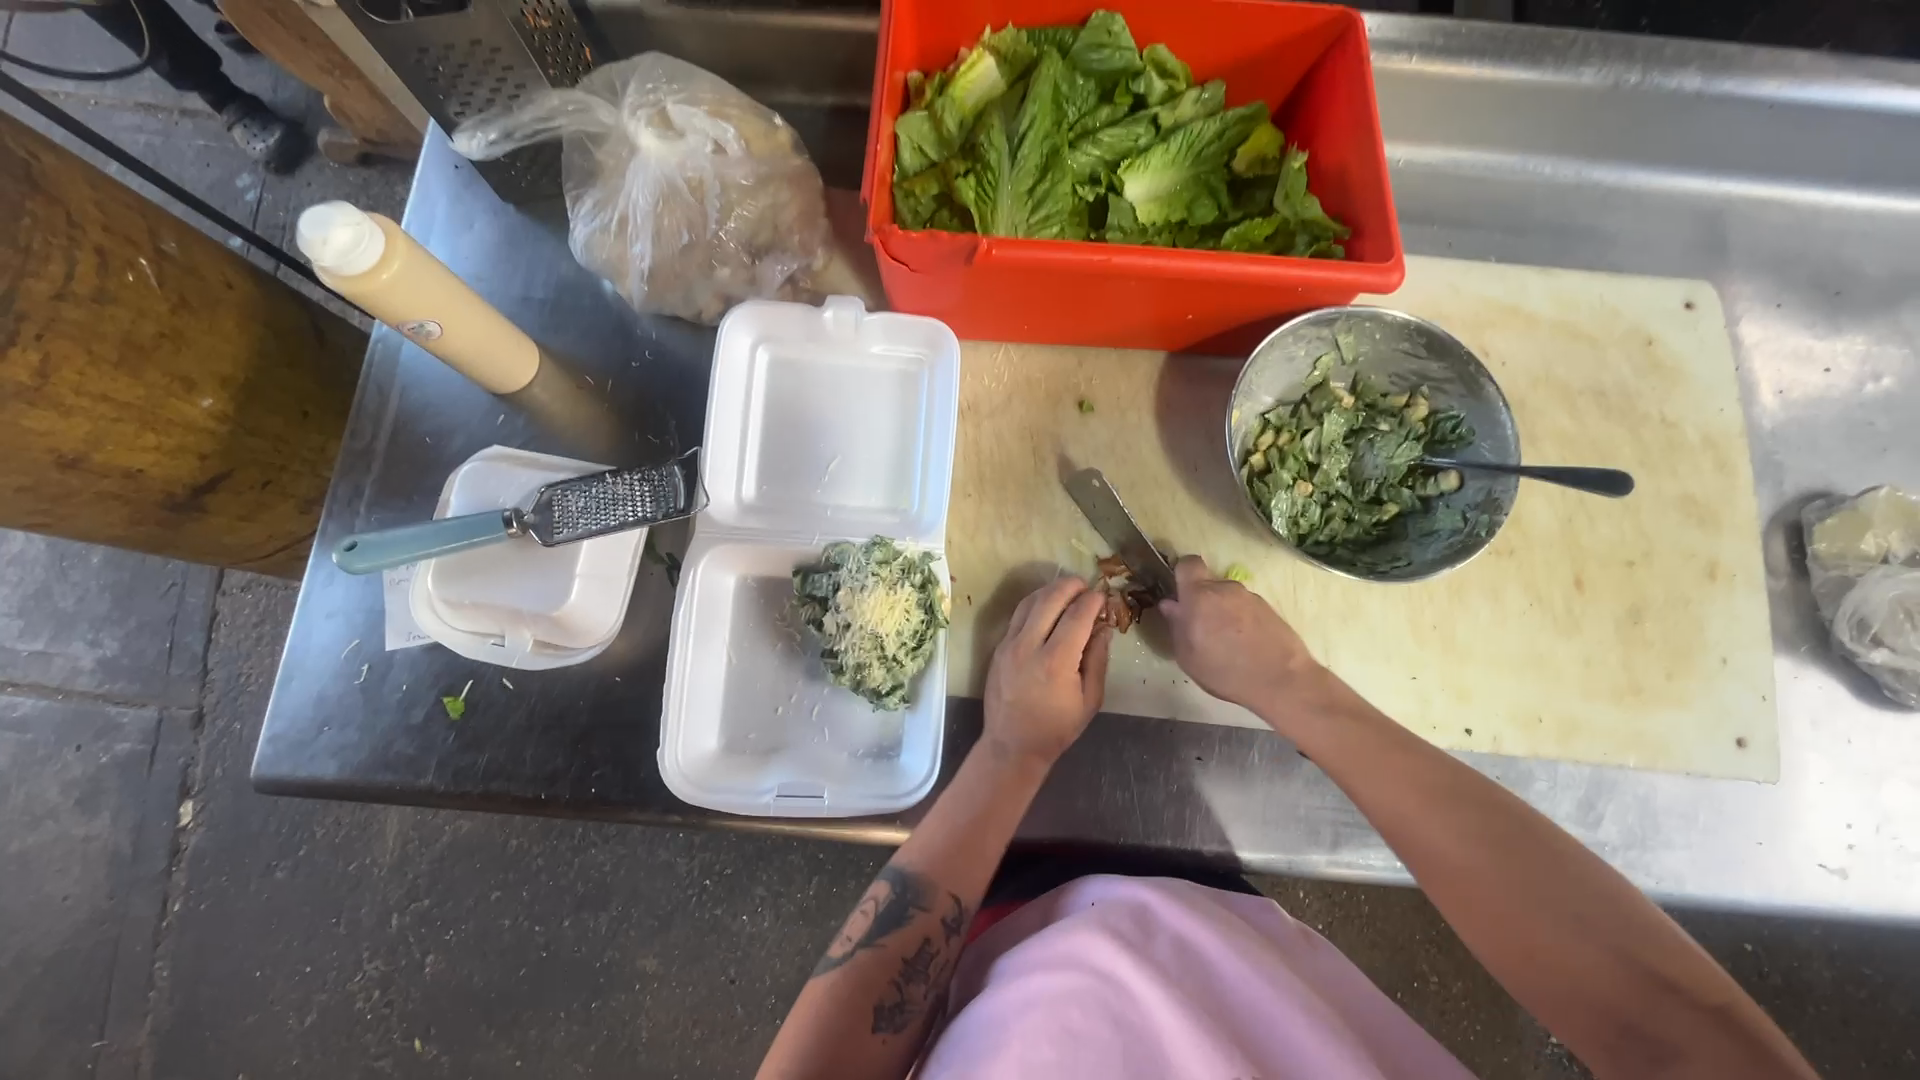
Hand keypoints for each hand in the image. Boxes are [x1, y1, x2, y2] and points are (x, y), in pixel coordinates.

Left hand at [982, 577, 1112, 767]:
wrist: (1012, 744)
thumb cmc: (1057, 727)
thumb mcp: (1090, 699)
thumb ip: (1097, 659)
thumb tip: (1103, 628)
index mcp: (1056, 662)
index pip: (1077, 616)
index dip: (1093, 601)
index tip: (1103, 596)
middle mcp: (1028, 646)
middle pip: (1050, 599)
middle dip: (1071, 586)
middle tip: (1085, 585)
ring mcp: (1008, 645)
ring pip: (1029, 602)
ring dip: (1050, 590)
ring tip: (1067, 590)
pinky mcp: (998, 648)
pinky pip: (1016, 616)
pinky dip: (1033, 604)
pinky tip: (1046, 606)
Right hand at [1158, 556, 1323, 712]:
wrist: (1282, 681)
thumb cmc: (1225, 671)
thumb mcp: (1188, 657)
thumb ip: (1177, 626)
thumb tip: (1170, 605)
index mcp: (1200, 596)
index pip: (1188, 564)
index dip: (1182, 574)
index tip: (1180, 595)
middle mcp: (1226, 589)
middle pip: (1208, 585)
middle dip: (1202, 601)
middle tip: (1202, 629)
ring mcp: (1251, 597)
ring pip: (1227, 598)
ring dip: (1223, 612)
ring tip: (1226, 642)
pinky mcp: (1269, 609)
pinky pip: (1245, 608)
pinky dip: (1241, 620)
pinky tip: (1245, 645)